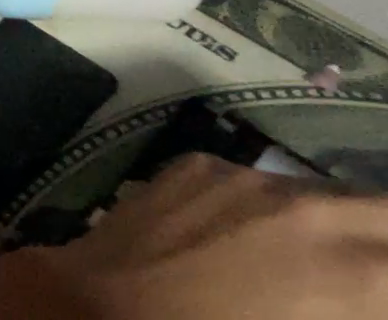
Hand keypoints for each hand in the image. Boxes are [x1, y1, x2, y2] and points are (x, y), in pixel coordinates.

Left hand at [45, 152, 387, 319]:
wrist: (108, 303)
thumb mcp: (321, 319)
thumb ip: (354, 303)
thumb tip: (356, 293)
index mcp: (361, 271)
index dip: (387, 282)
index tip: (375, 296)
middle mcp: (311, 208)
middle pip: (384, 213)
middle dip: (383, 241)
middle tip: (366, 273)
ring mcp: (245, 176)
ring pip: (326, 191)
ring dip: (339, 221)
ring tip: (317, 257)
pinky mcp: (196, 164)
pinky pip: (259, 181)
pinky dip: (273, 205)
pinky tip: (249, 235)